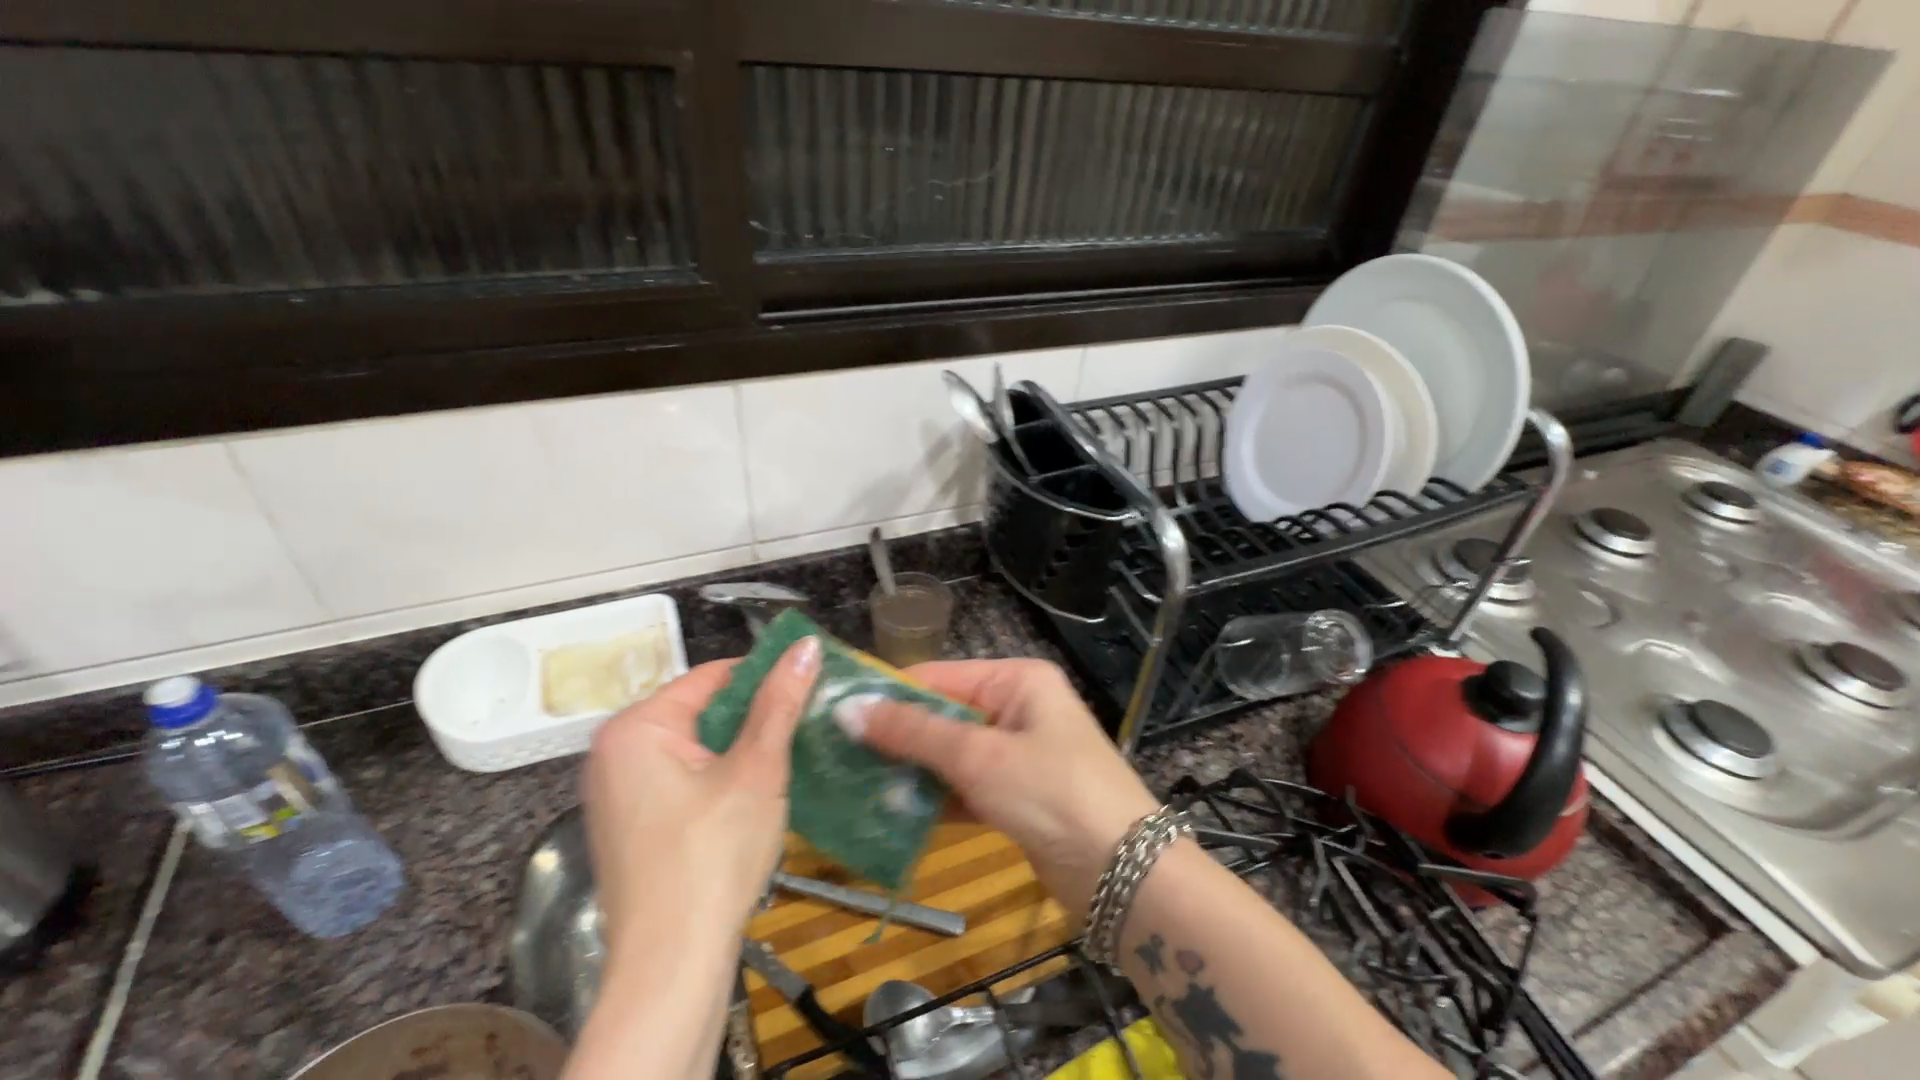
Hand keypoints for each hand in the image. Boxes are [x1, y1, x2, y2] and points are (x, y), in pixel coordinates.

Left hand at [579, 636, 820, 955]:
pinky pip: (677, 784)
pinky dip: (714, 784)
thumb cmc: (713, 856)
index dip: (764, 678)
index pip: (710, 677)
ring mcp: (614, 794)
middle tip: (805, 728)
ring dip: (737, 754)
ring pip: (691, 751)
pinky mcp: (627, 829)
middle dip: (751, 721)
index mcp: (635, 727)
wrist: (671, 963)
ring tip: (787, 761)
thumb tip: (804, 644)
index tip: (810, 685)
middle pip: (698, 713)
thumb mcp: (757, 771)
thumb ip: (780, 703)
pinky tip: (751, 801)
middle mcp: (611, 752)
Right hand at [856, 658, 1158, 918]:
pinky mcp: (1018, 800)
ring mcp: (1019, 757)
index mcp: (1018, 681)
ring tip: (853, 786)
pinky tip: (892, 816)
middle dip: (896, 739)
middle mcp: (1019, 710)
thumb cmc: (1051, 792)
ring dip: (911, 774)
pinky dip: (935, 801)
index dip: (889, 696)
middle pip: (943, 717)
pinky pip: (965, 790)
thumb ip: (913, 733)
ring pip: (951, 757)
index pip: (939, 677)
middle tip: (837, 757)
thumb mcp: (978, 756)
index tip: (834, 715)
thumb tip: (848, 710)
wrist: (1122, 873)